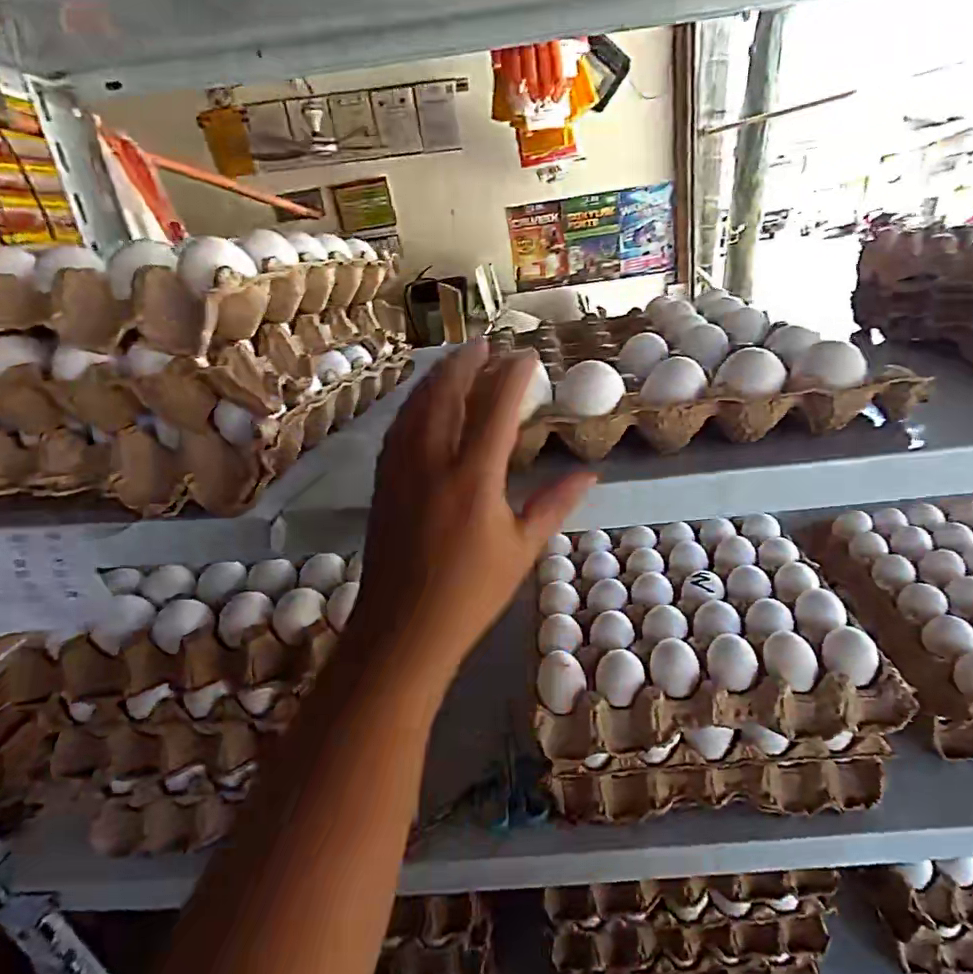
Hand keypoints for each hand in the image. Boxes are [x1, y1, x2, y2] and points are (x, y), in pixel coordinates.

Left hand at [347, 340, 594, 670]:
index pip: (496, 410)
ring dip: (437, 378)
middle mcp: (433, 462)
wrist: (403, 628)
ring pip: (417, 407)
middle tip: (486, 344)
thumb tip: (589, 474)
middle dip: (467, 363)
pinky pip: (398, 428)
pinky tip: (423, 403)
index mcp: (474, 478)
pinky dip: (415, 404)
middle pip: (447, 395)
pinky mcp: (383, 482)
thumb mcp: (523, 549)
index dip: (513, 377)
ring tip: (456, 361)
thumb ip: (554, 504)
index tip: (527, 356)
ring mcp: (401, 470)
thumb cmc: (472, 592)